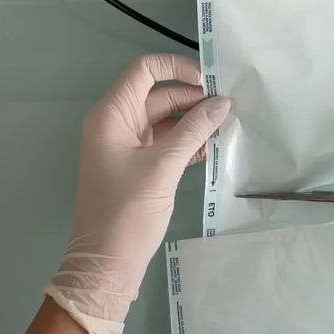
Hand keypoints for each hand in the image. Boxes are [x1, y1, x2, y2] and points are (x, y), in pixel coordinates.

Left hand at [45, 53, 229, 333]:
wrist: (105, 267)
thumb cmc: (127, 212)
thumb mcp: (163, 167)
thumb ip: (194, 130)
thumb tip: (223, 102)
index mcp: (112, 114)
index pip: (145, 70)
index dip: (177, 67)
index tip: (209, 80)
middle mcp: (117, 123)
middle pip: (159, 94)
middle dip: (193, 97)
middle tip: (229, 107)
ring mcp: (126, 145)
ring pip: (165, 119)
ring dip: (193, 121)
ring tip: (226, 126)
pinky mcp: (138, 165)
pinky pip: (165, 141)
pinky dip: (187, 141)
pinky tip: (212, 148)